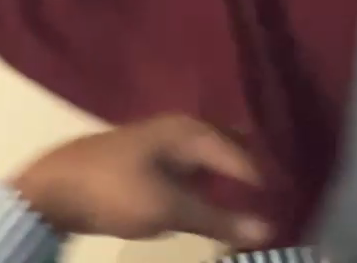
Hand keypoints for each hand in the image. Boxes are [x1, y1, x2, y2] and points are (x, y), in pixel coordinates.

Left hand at [9, 115, 271, 246]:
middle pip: (232, 146)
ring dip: (235, 177)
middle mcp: (184, 128)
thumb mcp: (169, 209)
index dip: (270, 180)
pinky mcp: (155, 159)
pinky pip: (197, 166)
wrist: (59, 185)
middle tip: (286, 198)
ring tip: (261, 204)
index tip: (297, 201)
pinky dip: (214, 183)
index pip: (244, 156)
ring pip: (214, 156)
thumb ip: (218, 218)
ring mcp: (168, 141)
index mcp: (191, 131)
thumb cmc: (117, 190)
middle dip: (257, 168)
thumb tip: (268, 228)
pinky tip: (220, 203)